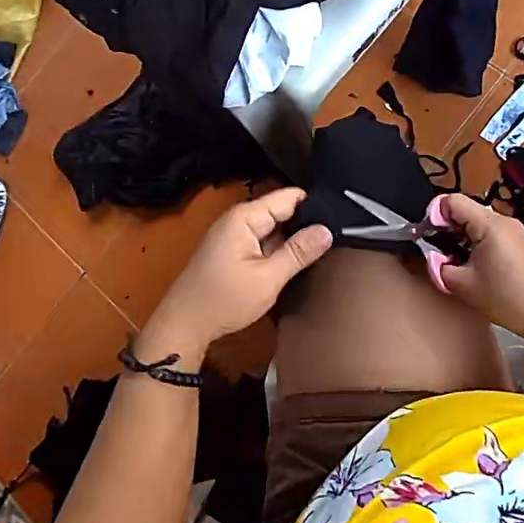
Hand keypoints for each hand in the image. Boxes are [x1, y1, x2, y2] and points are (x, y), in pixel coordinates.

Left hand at [141, 188, 333, 362]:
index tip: (339, 217)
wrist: (184, 325)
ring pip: (274, 228)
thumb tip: (327, 230)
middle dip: (305, 222)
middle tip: (335, 237)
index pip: (288, 197)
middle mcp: (238, 219)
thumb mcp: (268, 278)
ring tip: (320, 249)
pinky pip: (264, 241)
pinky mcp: (233, 250)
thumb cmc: (223, 301)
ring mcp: (234, 235)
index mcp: (244, 218)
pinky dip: (279, 249)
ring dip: (292, 239)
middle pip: (282, 210)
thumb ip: (299, 252)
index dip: (314, 204)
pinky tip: (295, 262)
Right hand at [436, 194, 523, 334]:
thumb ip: (439, 266)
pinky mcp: (517, 240)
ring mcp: (513, 230)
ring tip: (453, 258)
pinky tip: (470, 262)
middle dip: (447, 226)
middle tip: (437, 248)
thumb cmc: (508, 299)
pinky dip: (475, 240)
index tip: (428, 233)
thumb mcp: (462, 284)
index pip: (453, 201)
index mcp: (490, 225)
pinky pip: (489, 230)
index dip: (435, 214)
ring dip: (460, 234)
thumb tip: (432, 256)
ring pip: (476, 220)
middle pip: (465, 209)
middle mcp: (504, 221)